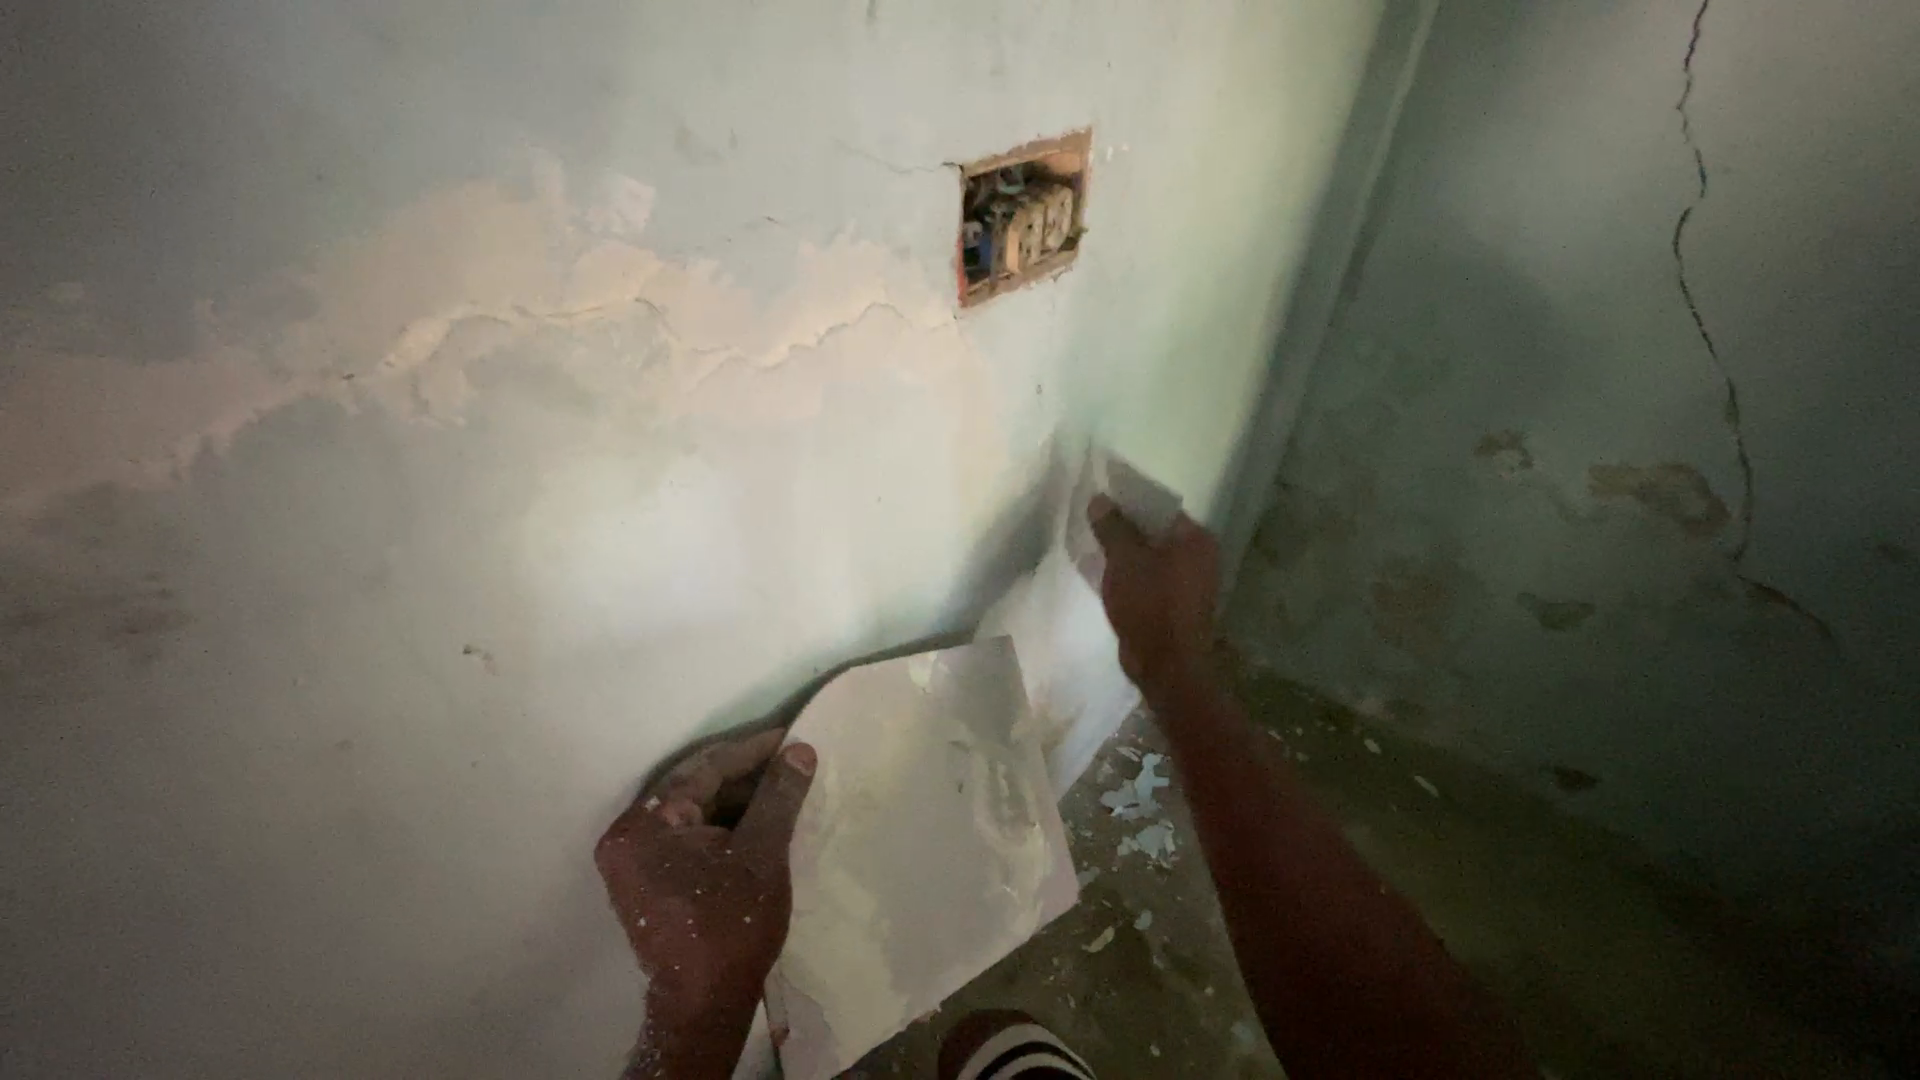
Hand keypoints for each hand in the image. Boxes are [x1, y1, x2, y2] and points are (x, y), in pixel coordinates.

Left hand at [594, 729, 816, 1077]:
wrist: (706, 1004)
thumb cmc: (731, 925)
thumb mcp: (762, 853)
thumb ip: (778, 796)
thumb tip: (799, 750)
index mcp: (645, 826)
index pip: (704, 769)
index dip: (752, 751)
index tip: (790, 738)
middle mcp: (629, 837)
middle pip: (696, 787)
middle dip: (746, 773)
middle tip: (790, 759)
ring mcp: (636, 860)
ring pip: (696, 810)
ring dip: (739, 798)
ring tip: (783, 785)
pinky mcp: (651, 879)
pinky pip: (691, 833)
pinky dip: (726, 823)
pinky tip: (762, 816)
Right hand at [1088, 494, 1220, 690]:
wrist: (1166, 666)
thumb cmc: (1150, 604)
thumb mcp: (1125, 560)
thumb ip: (1112, 527)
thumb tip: (1099, 499)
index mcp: (1196, 539)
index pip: (1160, 507)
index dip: (1129, 500)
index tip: (1100, 497)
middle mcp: (1199, 557)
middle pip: (1155, 532)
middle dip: (1124, 527)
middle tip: (1090, 520)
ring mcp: (1188, 583)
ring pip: (1149, 557)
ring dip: (1124, 552)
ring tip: (1091, 543)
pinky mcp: (1173, 605)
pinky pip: (1147, 578)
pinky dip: (1128, 574)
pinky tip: (1101, 572)